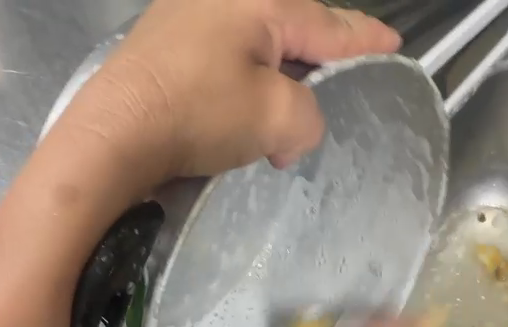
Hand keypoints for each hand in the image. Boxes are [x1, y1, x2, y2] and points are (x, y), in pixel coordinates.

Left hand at [59, 0, 400, 182]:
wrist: (115, 132)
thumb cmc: (198, 114)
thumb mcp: (274, 117)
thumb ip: (307, 117)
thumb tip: (296, 126)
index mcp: (260, 1)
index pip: (329, 22)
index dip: (364, 39)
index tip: (392, 45)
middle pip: (290, 30)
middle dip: (317, 67)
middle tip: (342, 86)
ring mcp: (188, 19)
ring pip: (256, 51)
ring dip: (276, 90)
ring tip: (284, 130)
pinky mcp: (164, 48)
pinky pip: (225, 63)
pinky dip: (243, 92)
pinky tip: (243, 123)